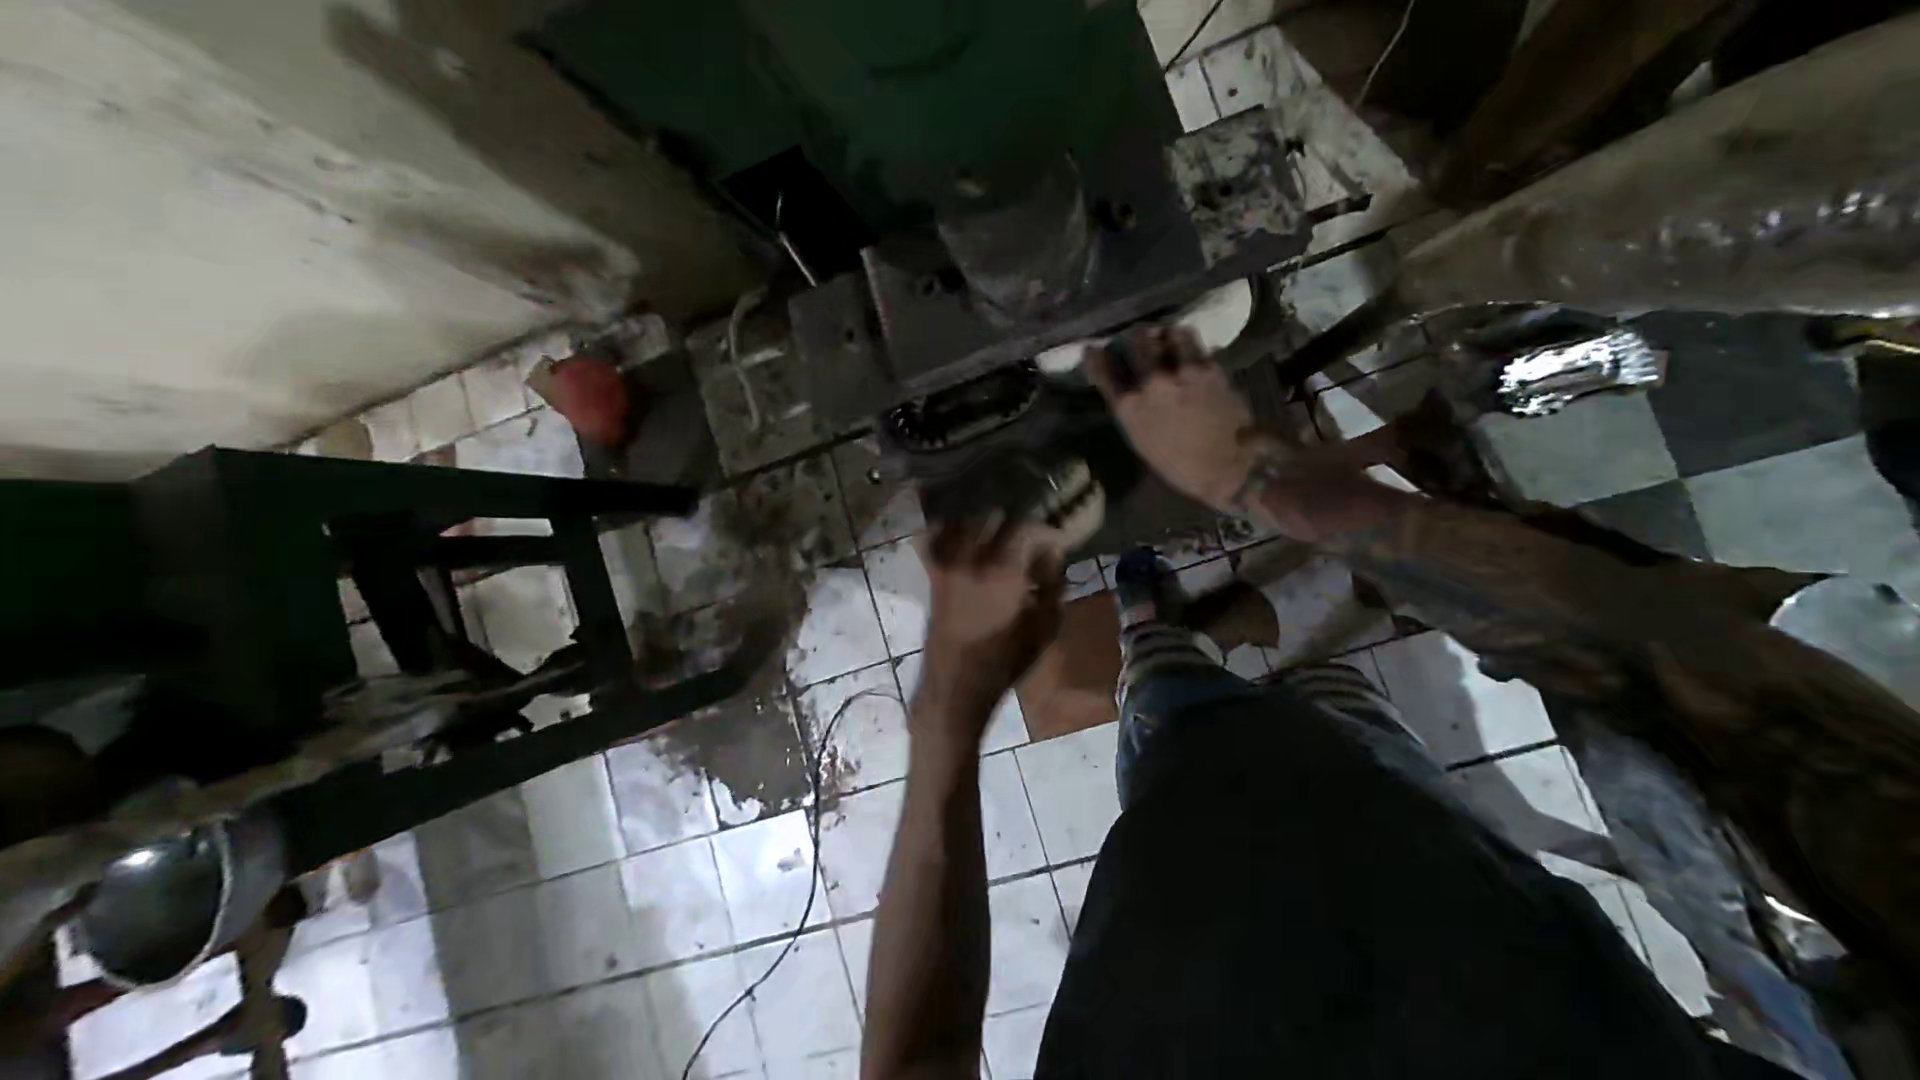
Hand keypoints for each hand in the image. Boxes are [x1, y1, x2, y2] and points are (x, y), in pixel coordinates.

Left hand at [914, 519, 1066, 738]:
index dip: (1043, 529)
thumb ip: (1054, 586)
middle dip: (1013, 520)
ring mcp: (947, 566)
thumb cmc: (1006, 662)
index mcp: (1005, 572)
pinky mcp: (933, 576)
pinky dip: (943, 530)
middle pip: (993, 515)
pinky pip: (931, 540)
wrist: (957, 686)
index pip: (1026, 527)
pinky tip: (958, 535)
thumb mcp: (1046, 629)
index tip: (1054, 540)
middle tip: (1026, 534)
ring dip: (982, 521)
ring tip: (997, 531)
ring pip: (962, 521)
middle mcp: (972, 560)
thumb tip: (1052, 556)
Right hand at [1085, 326, 1282, 511]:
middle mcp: (1152, 383)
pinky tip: (1189, 353)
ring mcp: (1183, 371)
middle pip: (1135, 340)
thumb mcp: (1141, 440)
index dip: (1095, 356)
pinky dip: (1188, 345)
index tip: (1094, 351)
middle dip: (1133, 337)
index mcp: (1129, 407)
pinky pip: (1195, 344)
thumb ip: (1129, 408)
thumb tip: (1124, 386)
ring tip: (1167, 340)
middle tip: (1136, 338)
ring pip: (1169, 333)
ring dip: (1165, 335)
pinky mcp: (1210, 367)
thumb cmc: (1179, 464)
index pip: (1102, 368)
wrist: (1228, 466)